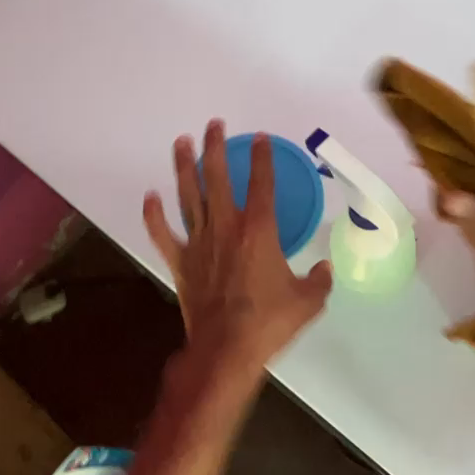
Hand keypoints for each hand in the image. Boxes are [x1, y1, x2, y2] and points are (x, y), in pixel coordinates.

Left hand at [143, 121, 333, 376]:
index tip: (261, 138)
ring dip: (185, 168)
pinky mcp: (181, 262)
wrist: (226, 349)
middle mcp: (227, 228)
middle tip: (214, 125)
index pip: (263, 184)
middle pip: (219, 179)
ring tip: (181, 142)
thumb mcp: (308, 301)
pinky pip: (163, 234)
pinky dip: (153, 215)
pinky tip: (149, 196)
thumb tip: (325, 269)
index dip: (263, 158)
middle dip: (216, 148)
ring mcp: (199, 243)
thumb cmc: (269, 322)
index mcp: (259, 231)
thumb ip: (319, 280)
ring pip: (189, 197)